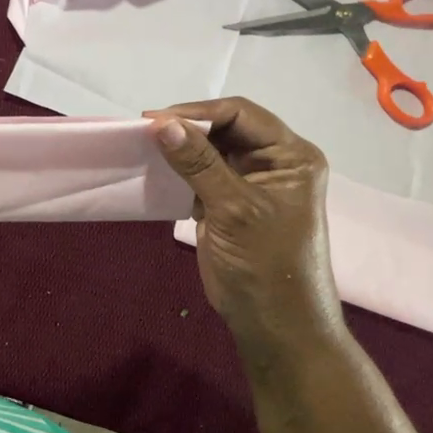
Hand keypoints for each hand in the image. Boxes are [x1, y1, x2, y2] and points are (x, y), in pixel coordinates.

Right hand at [148, 98, 344, 352]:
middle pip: (224, 128)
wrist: (272, 320)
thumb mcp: (233, 208)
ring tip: (143, 147)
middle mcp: (272, 162)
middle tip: (143, 132)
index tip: (154, 120)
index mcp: (290, 156)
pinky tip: (153, 170)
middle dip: (185, 127)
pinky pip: (198, 174)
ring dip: (178, 148)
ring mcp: (248, 183)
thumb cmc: (266, 263)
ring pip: (208, 150)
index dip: (198, 112)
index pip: (241, 114)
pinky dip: (175, 169)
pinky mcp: (226, 203)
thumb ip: (198, 163)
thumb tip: (161, 124)